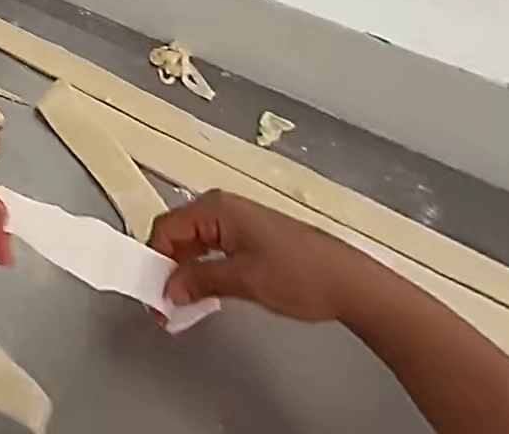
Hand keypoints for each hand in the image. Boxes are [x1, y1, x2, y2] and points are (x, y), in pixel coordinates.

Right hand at [148, 190, 390, 322]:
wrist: (355, 285)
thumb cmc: (300, 275)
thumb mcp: (244, 281)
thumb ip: (200, 281)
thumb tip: (169, 288)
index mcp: (214, 208)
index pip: (167, 227)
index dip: (155, 259)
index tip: (153, 293)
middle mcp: (220, 206)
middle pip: (178, 232)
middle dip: (168, 266)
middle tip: (165, 303)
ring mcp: (235, 219)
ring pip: (194, 241)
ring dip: (185, 269)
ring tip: (183, 301)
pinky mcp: (248, 234)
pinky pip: (212, 246)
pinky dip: (203, 267)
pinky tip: (205, 290)